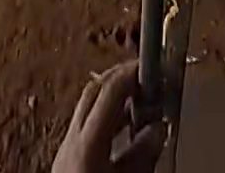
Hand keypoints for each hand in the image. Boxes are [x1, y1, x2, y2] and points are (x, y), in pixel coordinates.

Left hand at [50, 61, 164, 172]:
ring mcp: (66, 146)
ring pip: (88, 105)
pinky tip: (125, 128)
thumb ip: (142, 156)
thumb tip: (159, 128)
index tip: (151, 66)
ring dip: (114, 98)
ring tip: (141, 102)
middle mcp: (72, 137)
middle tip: (146, 77)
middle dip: (120, 78)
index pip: (108, 91)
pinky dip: (107, 118)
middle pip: (94, 90)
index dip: (130, 74)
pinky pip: (86, 123)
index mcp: (87, 142)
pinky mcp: (66, 156)